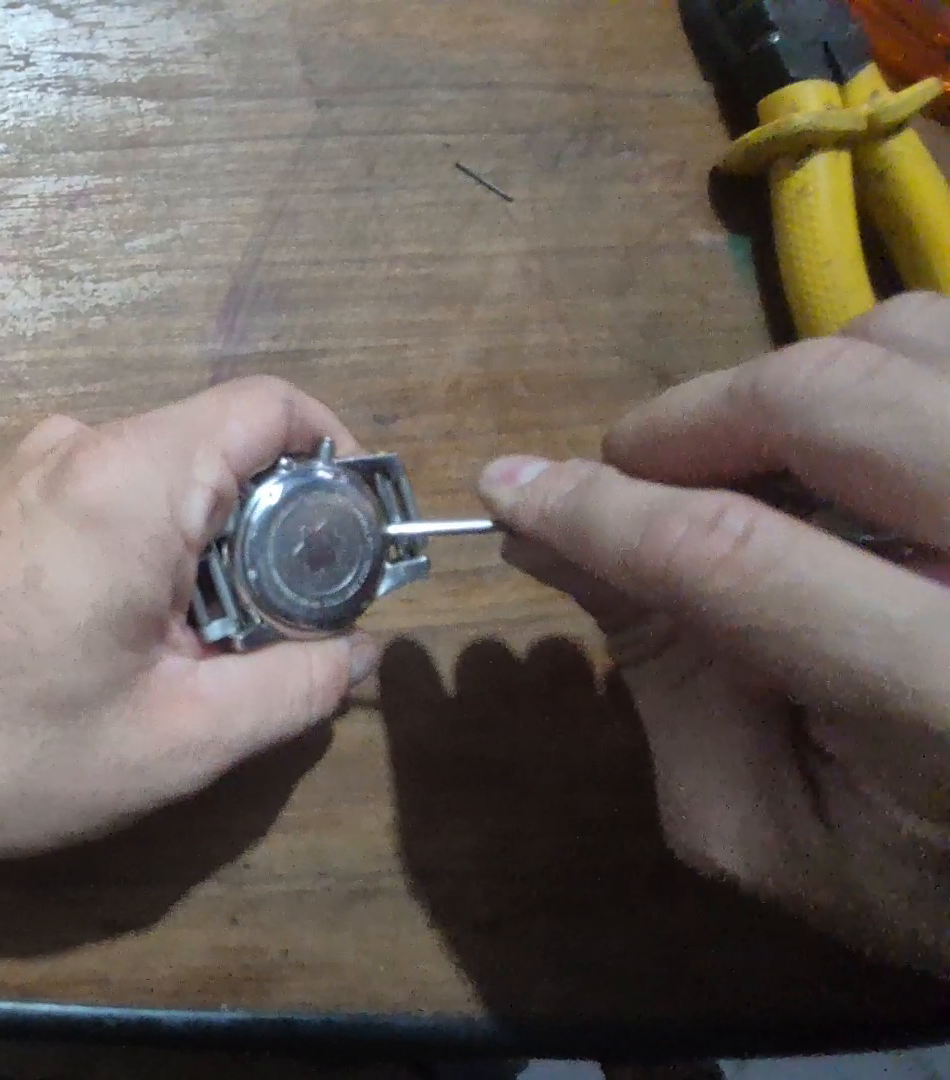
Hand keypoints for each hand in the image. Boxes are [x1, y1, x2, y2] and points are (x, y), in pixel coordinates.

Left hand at [0, 376, 379, 859]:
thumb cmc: (6, 747)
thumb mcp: (177, 738)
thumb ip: (293, 687)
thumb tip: (356, 649)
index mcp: (128, 479)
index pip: (270, 406)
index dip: (334, 460)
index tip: (349, 542)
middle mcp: (73, 445)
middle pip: (217, 447)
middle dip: (266, 531)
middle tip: (269, 632)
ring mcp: (25, 466)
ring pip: (161, 478)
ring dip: (200, 552)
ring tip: (184, 651)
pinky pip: (103, 496)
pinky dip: (142, 549)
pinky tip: (118, 632)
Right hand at [475, 292, 949, 974]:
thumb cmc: (927, 875)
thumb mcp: (751, 816)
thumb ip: (654, 673)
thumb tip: (543, 539)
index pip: (726, 556)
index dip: (593, 511)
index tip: (504, 486)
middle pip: (828, 400)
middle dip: (677, 427)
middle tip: (629, 478)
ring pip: (905, 340)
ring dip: (773, 394)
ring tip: (744, 472)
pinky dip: (867, 376)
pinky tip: (841, 464)